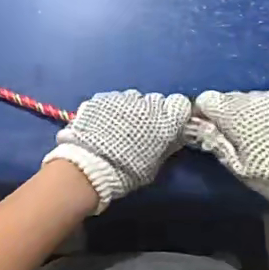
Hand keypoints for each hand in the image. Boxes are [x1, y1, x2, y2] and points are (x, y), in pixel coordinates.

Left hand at [42, 90, 192, 211]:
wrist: (89, 164)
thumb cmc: (126, 171)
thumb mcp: (153, 164)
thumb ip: (166, 146)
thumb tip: (173, 137)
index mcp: (164, 121)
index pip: (179, 104)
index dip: (172, 113)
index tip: (167, 123)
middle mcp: (145, 104)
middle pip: (154, 100)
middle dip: (150, 112)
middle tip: (140, 128)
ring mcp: (121, 98)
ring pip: (132, 98)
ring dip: (129, 108)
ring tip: (117, 126)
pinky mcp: (100, 98)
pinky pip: (111, 100)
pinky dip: (110, 108)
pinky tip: (102, 123)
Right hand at [188, 89, 268, 218]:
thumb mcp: (239, 166)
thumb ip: (216, 143)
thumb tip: (198, 128)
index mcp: (233, 114)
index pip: (206, 101)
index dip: (203, 115)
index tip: (207, 130)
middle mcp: (252, 99)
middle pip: (228, 99)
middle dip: (225, 113)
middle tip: (231, 136)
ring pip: (250, 99)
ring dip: (247, 112)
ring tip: (255, 133)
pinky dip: (267, 111)